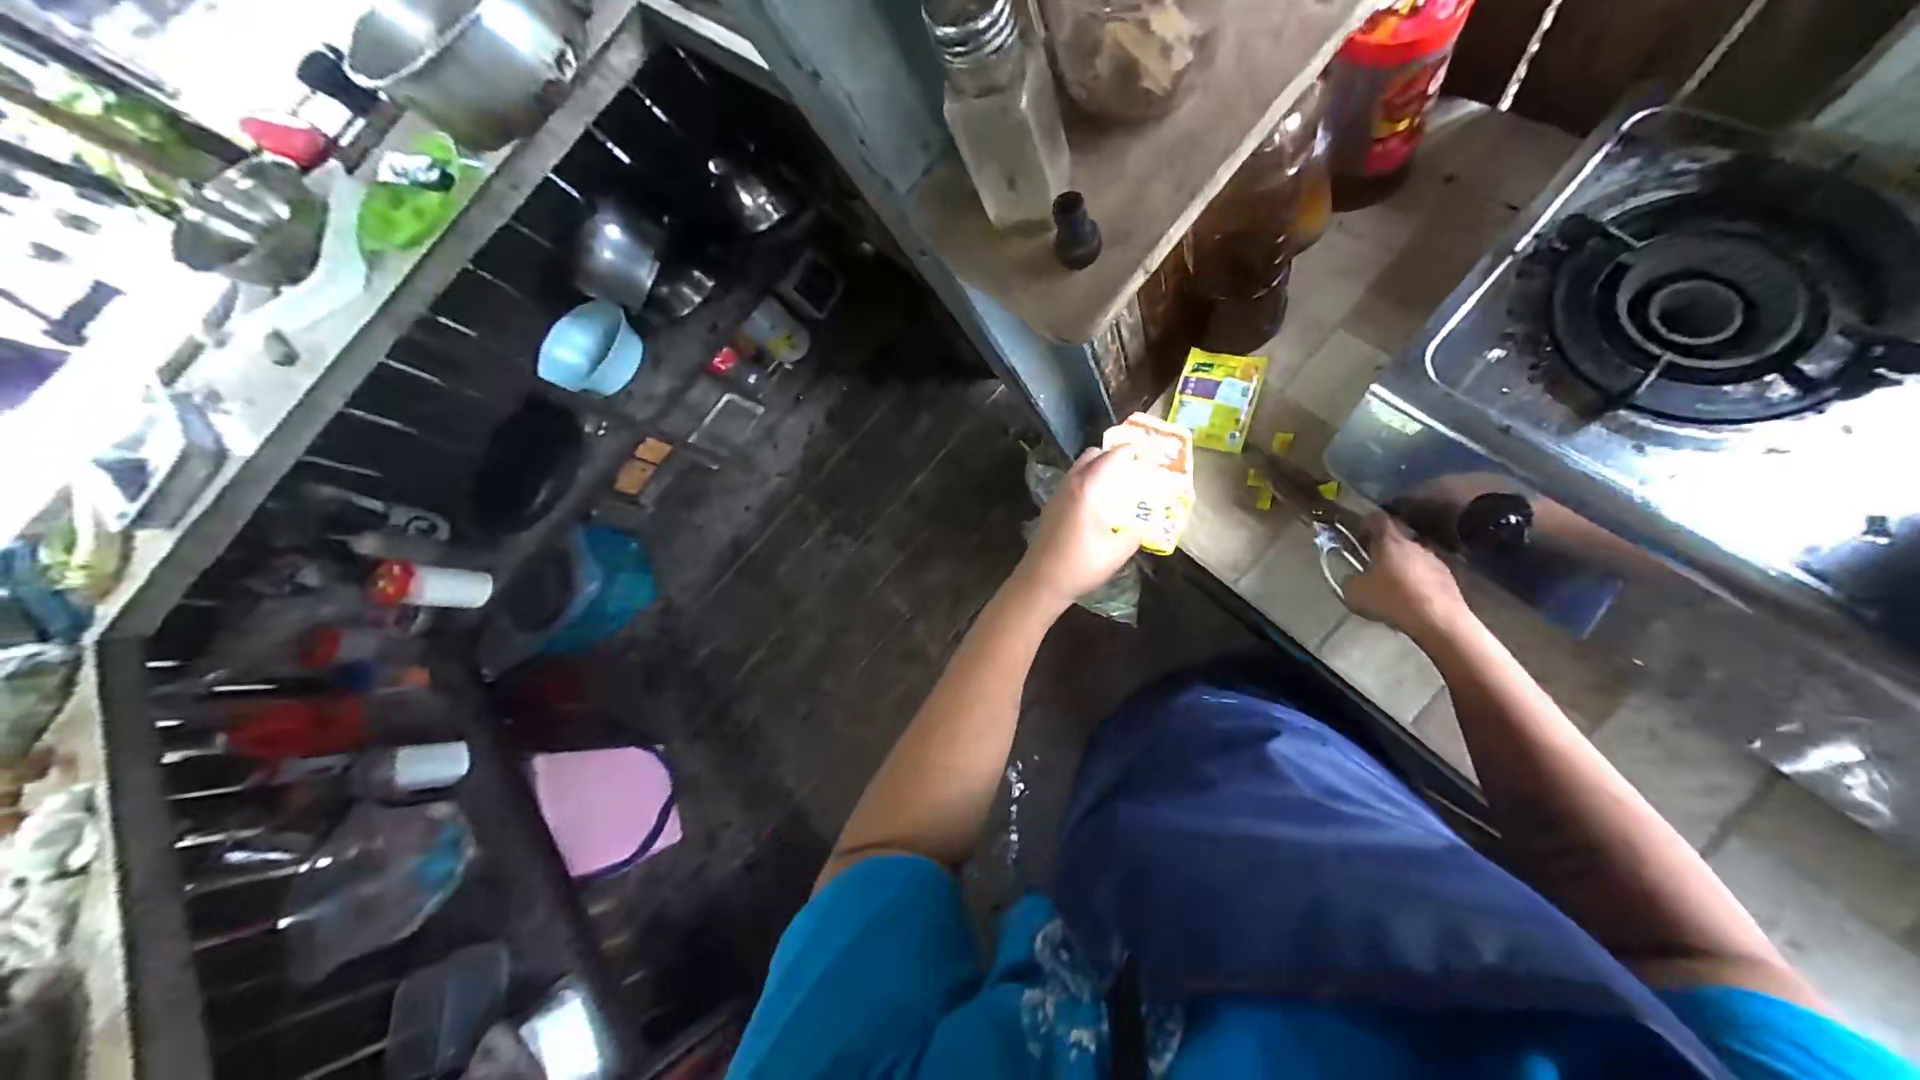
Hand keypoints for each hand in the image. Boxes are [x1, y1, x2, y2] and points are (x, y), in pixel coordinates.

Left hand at [1013, 445, 1148, 611]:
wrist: (1040, 583)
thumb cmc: (1079, 565)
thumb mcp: (1118, 552)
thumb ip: (1133, 534)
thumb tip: (1138, 527)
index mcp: (1086, 490)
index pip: (1109, 458)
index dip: (1128, 451)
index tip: (1144, 453)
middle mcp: (1069, 486)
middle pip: (1090, 457)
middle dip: (1111, 457)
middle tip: (1131, 469)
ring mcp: (1056, 497)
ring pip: (1078, 470)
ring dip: (1097, 470)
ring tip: (1118, 485)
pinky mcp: (1051, 509)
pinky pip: (1072, 484)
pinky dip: (1087, 483)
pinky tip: (1098, 503)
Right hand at [1342, 513, 1470, 639]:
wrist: (1438, 619)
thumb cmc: (1392, 599)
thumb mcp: (1355, 593)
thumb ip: (1350, 580)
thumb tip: (1352, 579)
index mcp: (1389, 541)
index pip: (1377, 519)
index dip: (1366, 524)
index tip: (1358, 534)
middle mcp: (1414, 544)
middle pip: (1397, 537)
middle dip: (1384, 548)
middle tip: (1372, 562)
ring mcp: (1435, 559)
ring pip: (1413, 555)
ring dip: (1403, 564)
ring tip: (1394, 583)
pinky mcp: (1449, 576)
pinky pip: (1427, 572)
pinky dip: (1418, 579)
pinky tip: (1412, 596)